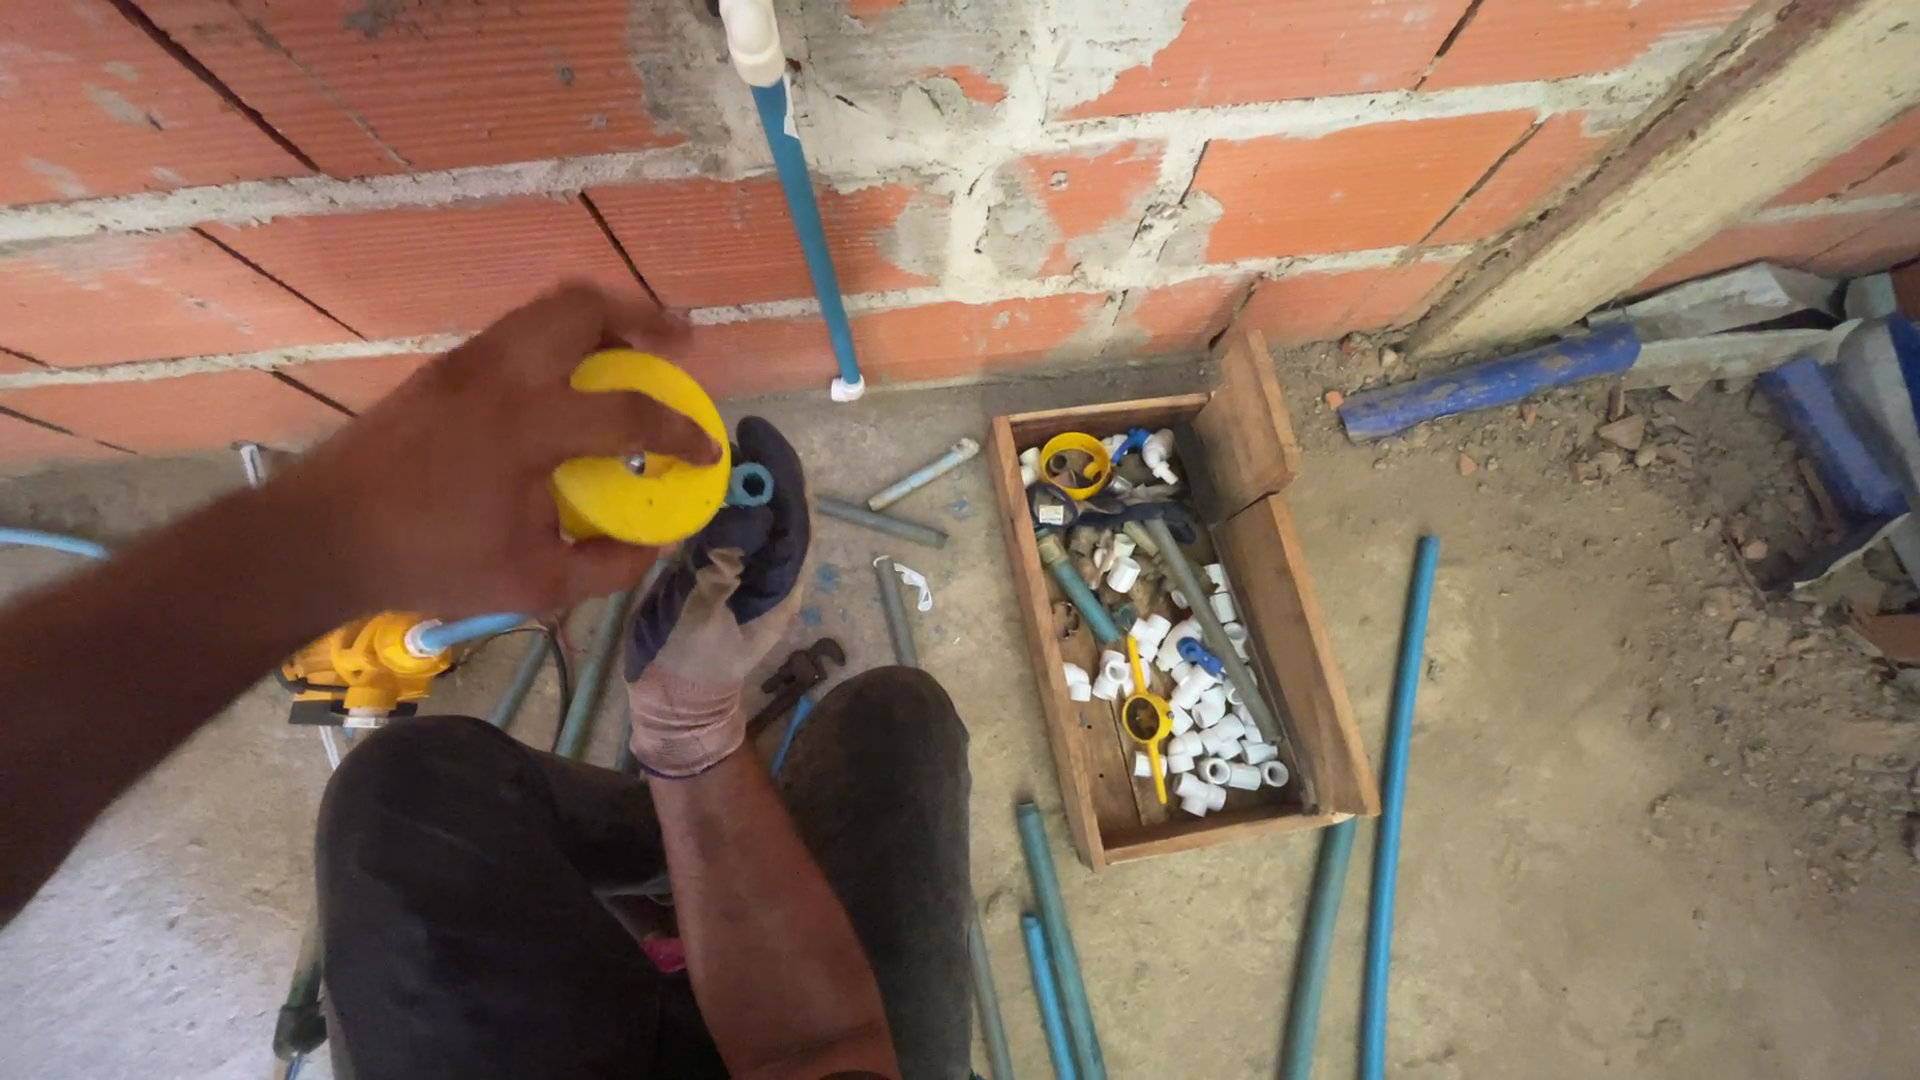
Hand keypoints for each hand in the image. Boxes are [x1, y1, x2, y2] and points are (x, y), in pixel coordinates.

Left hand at [271, 282, 720, 619]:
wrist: (316, 538)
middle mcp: (497, 376)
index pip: (628, 412)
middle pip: (582, 308)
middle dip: (644, 317)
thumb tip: (654, 543)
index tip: (706, 451)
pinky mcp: (445, 369)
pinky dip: (565, 340)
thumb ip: (609, 566)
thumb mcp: (535, 585)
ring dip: (604, 322)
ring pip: (548, 309)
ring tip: (638, 350)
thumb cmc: (429, 562)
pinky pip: (522, 332)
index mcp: (524, 428)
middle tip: (681, 341)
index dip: (680, 432)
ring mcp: (466, 363)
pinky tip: (578, 381)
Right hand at [625, 417, 808, 776]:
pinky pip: (725, 528)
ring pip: (753, 516)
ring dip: (741, 481)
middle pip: (778, 511)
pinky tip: (698, 478)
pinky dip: (716, 502)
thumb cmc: (688, 670)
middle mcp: (771, 572)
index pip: (795, 521)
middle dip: (765, 471)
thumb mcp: (702, 622)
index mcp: (781, 586)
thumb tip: (750, 514)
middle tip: (739, 433)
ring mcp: (745, 570)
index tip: (763, 439)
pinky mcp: (719, 570)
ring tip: (719, 445)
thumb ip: (722, 570)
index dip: (784, 477)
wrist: (670, 702)